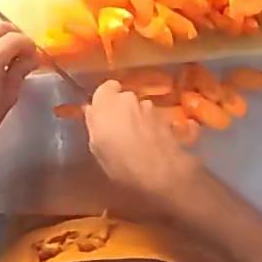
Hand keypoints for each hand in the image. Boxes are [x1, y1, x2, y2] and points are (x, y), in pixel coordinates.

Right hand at [85, 80, 205, 203]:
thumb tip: (92, 110)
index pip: (106, 88)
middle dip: (122, 111)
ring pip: (141, 109)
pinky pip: (155, 121)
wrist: (161, 173)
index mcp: (108, 102)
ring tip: (137, 142)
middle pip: (124, 99)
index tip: (102, 115)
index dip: (104, 100)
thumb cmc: (119, 162)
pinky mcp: (169, 121)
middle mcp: (131, 99)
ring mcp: (152, 109)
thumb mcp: (96, 146)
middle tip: (118, 131)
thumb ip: (94, 123)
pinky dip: (153, 129)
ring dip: (138, 120)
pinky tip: (152, 146)